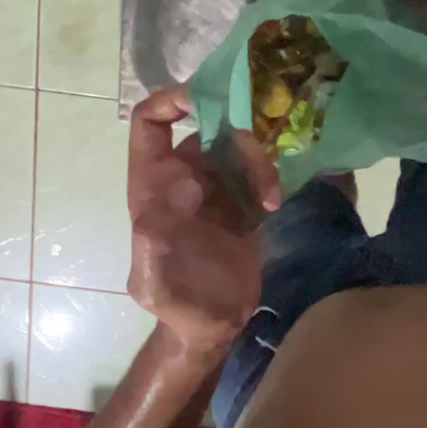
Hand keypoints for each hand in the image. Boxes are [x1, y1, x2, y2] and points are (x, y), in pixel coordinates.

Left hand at [126, 86, 281, 352]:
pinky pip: (263, 169)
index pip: (150, 123)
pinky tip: (276, 203)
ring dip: (260, 160)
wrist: (213, 328)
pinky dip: (273, 176)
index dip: (171, 100)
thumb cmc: (175, 304)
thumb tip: (185, 185)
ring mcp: (217, 186)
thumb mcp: (154, 279)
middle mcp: (184, 176)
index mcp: (152, 184)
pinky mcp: (246, 199)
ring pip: (241, 145)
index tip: (207, 100)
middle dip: (236, 134)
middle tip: (260, 164)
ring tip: (270, 196)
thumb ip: (156, 237)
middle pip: (209, 127)